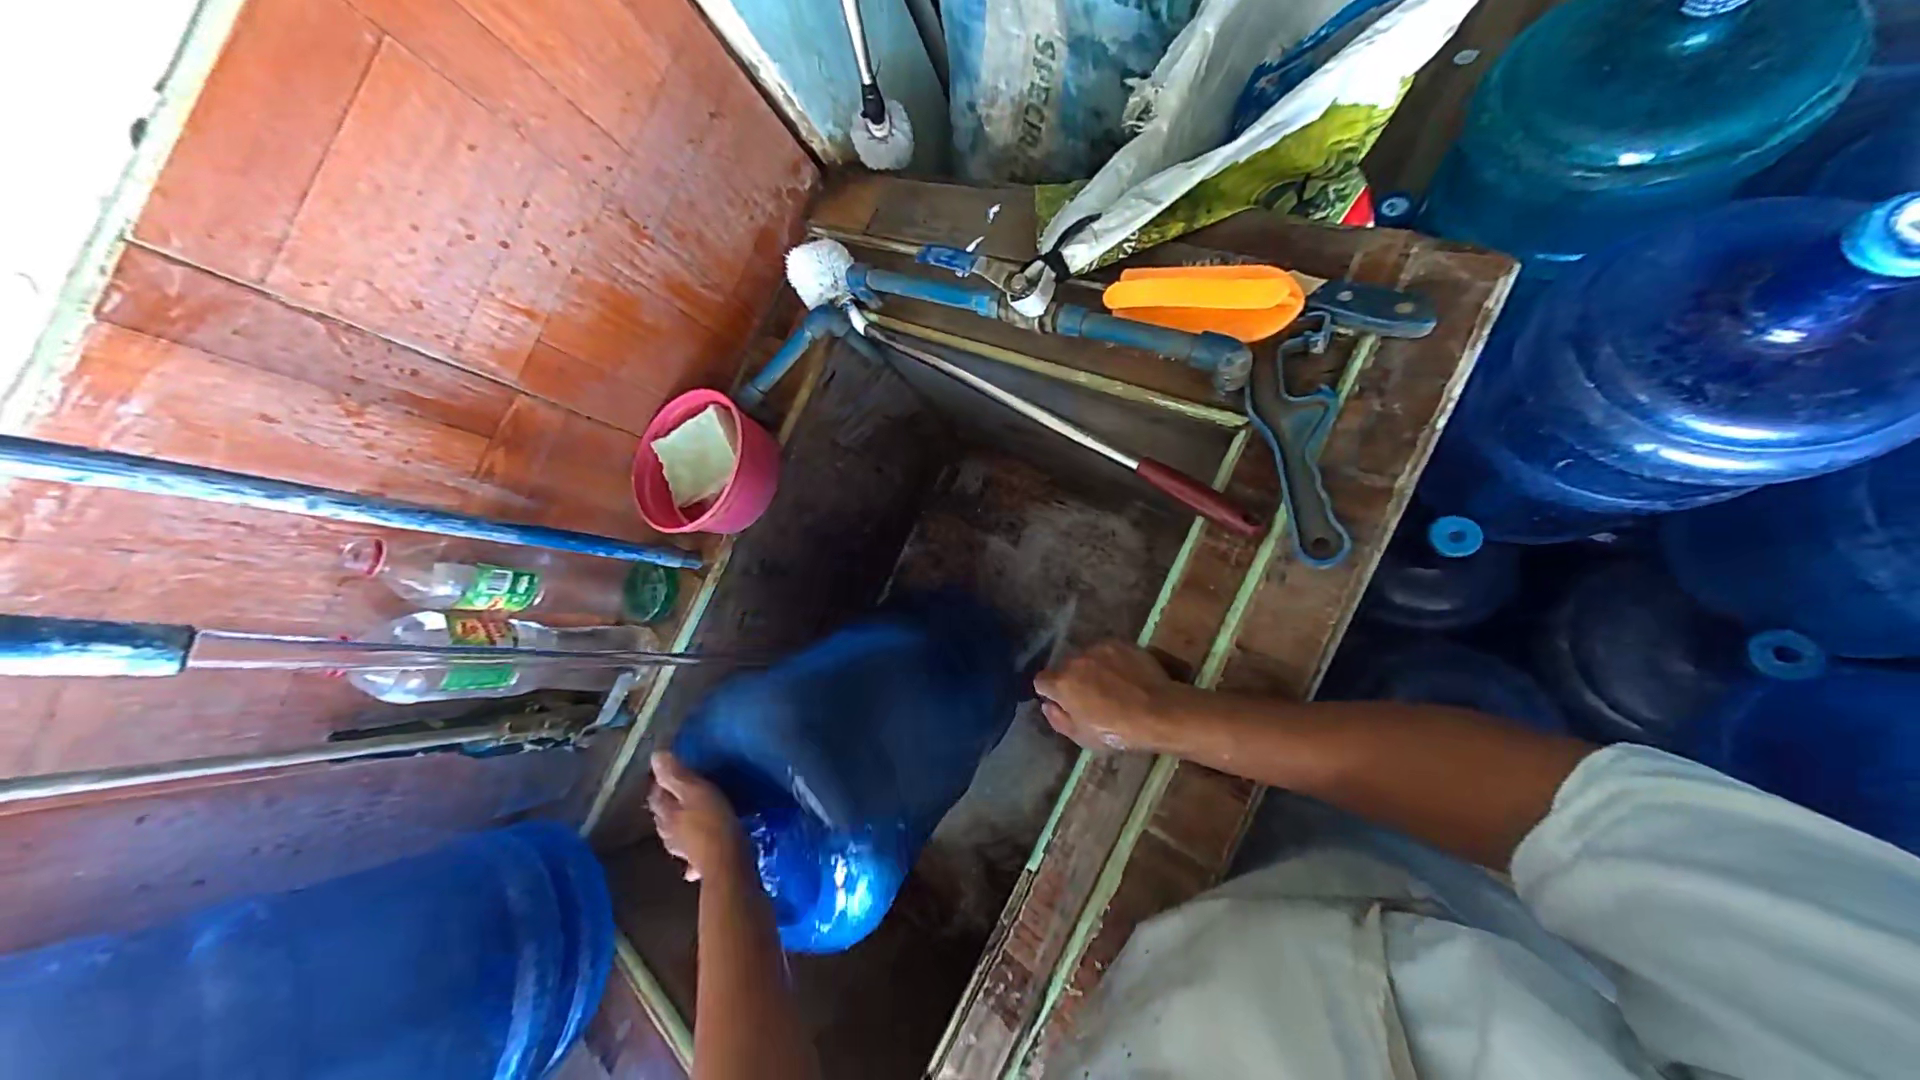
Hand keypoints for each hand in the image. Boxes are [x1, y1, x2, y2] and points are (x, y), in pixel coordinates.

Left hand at [649, 752, 747, 882]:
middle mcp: (669, 833)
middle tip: (682, 791)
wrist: (727, 862)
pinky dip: (690, 852)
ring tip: (689, 817)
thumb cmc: (713, 821)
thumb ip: (675, 775)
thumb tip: (655, 756)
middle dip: (669, 804)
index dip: (660, 783)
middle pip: (663, 815)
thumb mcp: (696, 790)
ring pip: (674, 834)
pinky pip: (690, 855)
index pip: (656, 795)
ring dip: (678, 825)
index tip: (668, 772)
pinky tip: (694, 856)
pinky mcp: (698, 862)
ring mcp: (682, 850)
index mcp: (667, 814)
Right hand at [1033, 641, 1181, 752]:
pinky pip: (1106, 650)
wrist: (1159, 712)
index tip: (1064, 703)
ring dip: (1090, 667)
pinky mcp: (1119, 643)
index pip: (1041, 681)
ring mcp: (1098, 648)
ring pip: (1085, 656)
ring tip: (1110, 684)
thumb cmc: (1117, 731)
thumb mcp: (1082, 737)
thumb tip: (1047, 705)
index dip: (1051, 693)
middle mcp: (1075, 659)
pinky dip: (1110, 660)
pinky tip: (1124, 675)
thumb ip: (1058, 719)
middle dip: (1071, 679)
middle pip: (1064, 667)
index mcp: (1061, 683)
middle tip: (1090, 695)